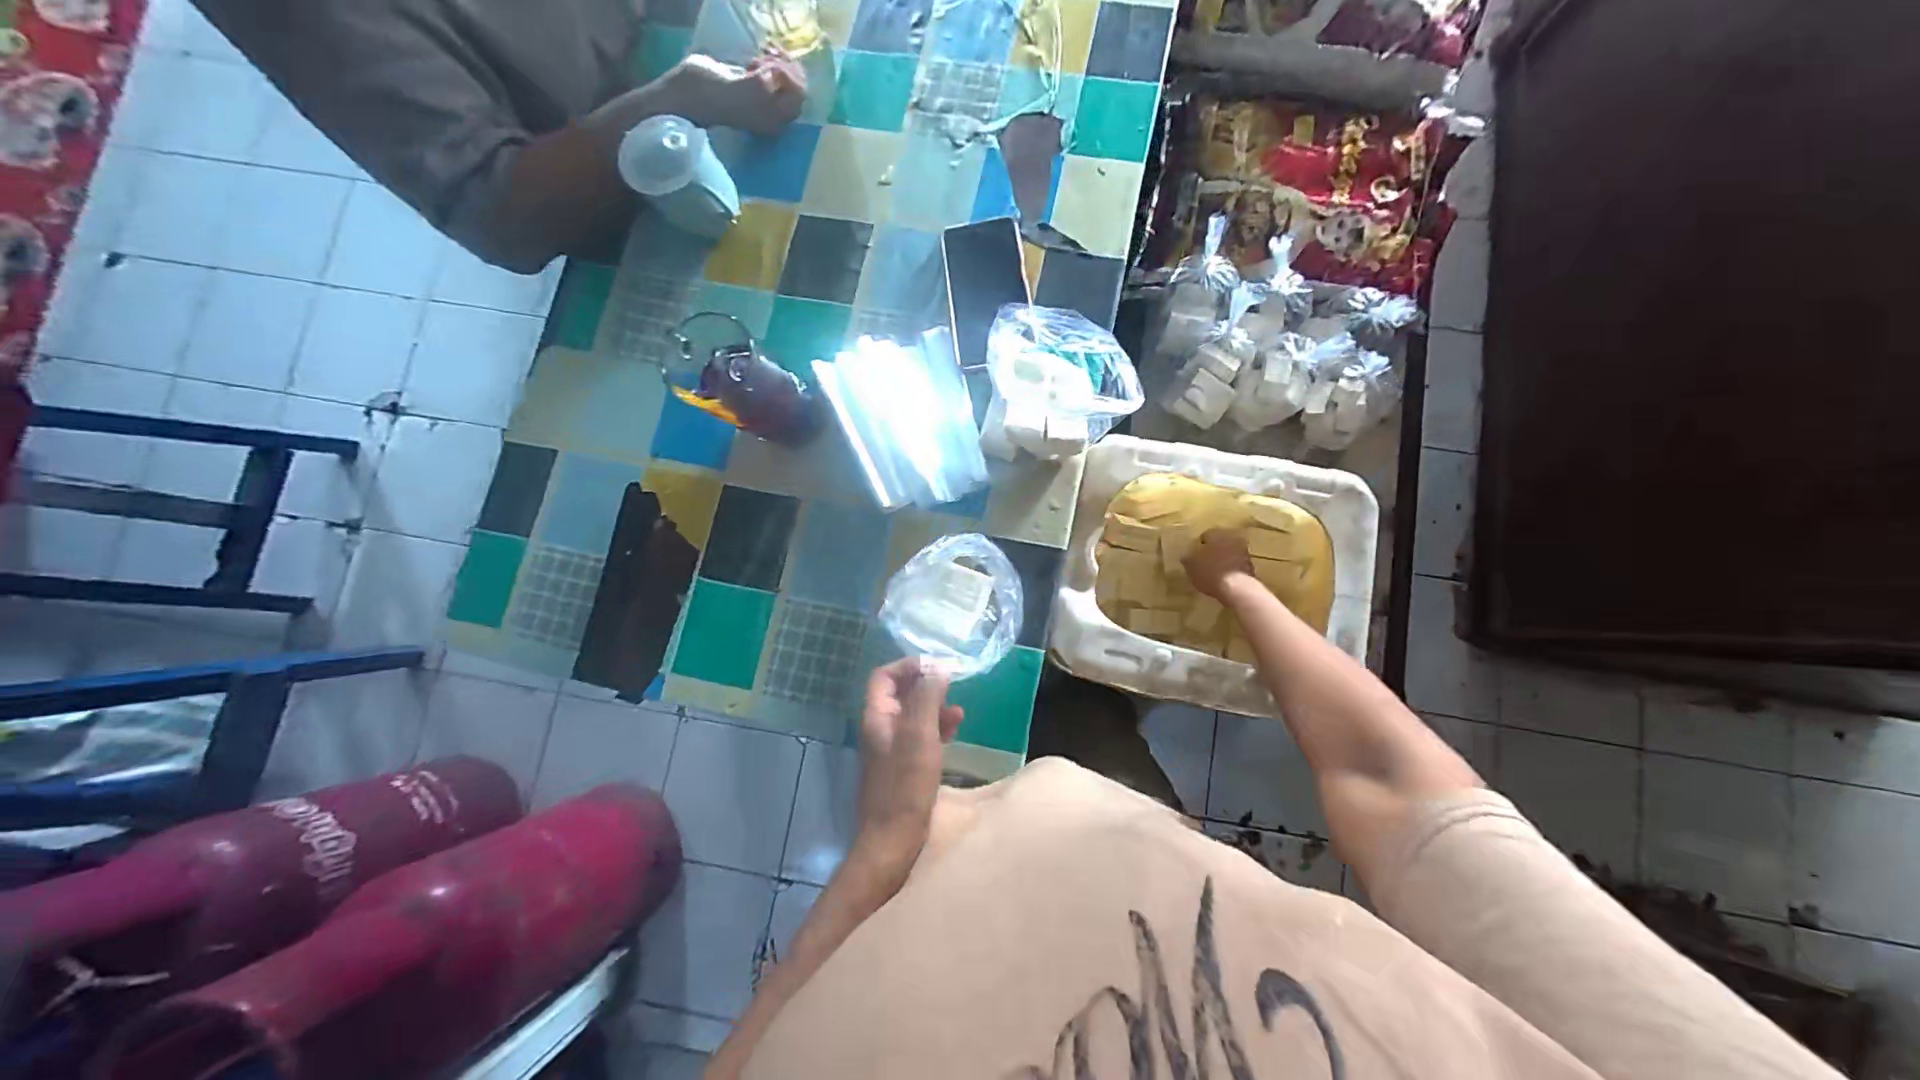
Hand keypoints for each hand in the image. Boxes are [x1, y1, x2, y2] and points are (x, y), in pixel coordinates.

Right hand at [667, 51, 805, 135]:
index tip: (769, 61)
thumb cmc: (709, 93)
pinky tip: (758, 56)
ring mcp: (765, 103)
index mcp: (773, 119)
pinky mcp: (755, 90)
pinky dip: (771, 62)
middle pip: (797, 88)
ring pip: (788, 81)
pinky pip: (776, 76)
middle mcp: (774, 115)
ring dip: (779, 61)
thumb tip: (774, 77)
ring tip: (761, 53)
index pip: (799, 95)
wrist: (686, 94)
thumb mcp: (737, 89)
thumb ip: (760, 87)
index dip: (789, 74)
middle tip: (767, 53)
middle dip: (786, 65)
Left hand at [855, 658, 963, 877]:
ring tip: (959, 705)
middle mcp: (880, 728)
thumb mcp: (920, 735)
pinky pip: (920, 735)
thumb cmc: (906, 784)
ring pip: (913, 714)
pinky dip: (937, 726)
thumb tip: (938, 668)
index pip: (884, 676)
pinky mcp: (904, 765)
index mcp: (877, 717)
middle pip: (899, 693)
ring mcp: (891, 748)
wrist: (894, 839)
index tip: (937, 665)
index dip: (908, 666)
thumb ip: (927, 698)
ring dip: (934, 704)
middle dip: (925, 683)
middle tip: (953, 681)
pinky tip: (956, 726)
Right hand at [1184, 528, 1255, 600]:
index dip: (1197, 547)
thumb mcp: (1190, 564)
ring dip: (1224, 560)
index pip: (1204, 536)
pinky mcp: (1251, 565)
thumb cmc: (1210, 572)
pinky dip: (1231, 570)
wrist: (1237, 588)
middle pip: (1219, 543)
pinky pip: (1237, 565)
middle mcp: (1232, 538)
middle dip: (1213, 552)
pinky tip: (1225, 580)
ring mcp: (1244, 551)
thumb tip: (1187, 555)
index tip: (1194, 558)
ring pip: (1229, 553)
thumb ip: (1187, 556)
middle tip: (1204, 564)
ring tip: (1215, 574)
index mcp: (1216, 533)